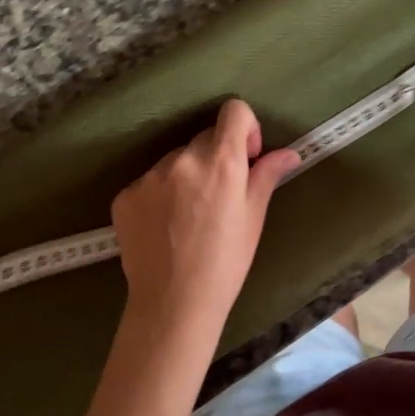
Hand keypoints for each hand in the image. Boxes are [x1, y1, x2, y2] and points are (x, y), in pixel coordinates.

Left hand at [110, 100, 300, 329]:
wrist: (173, 305)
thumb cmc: (225, 263)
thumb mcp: (254, 218)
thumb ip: (266, 176)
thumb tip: (289, 153)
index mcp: (221, 161)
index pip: (233, 111)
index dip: (245, 128)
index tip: (247, 156)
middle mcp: (183, 159)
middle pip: (205, 138)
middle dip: (216, 157)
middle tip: (220, 196)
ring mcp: (150, 176)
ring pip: (176, 160)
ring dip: (186, 176)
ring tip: (189, 218)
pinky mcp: (125, 195)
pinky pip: (149, 182)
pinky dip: (159, 196)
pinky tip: (164, 228)